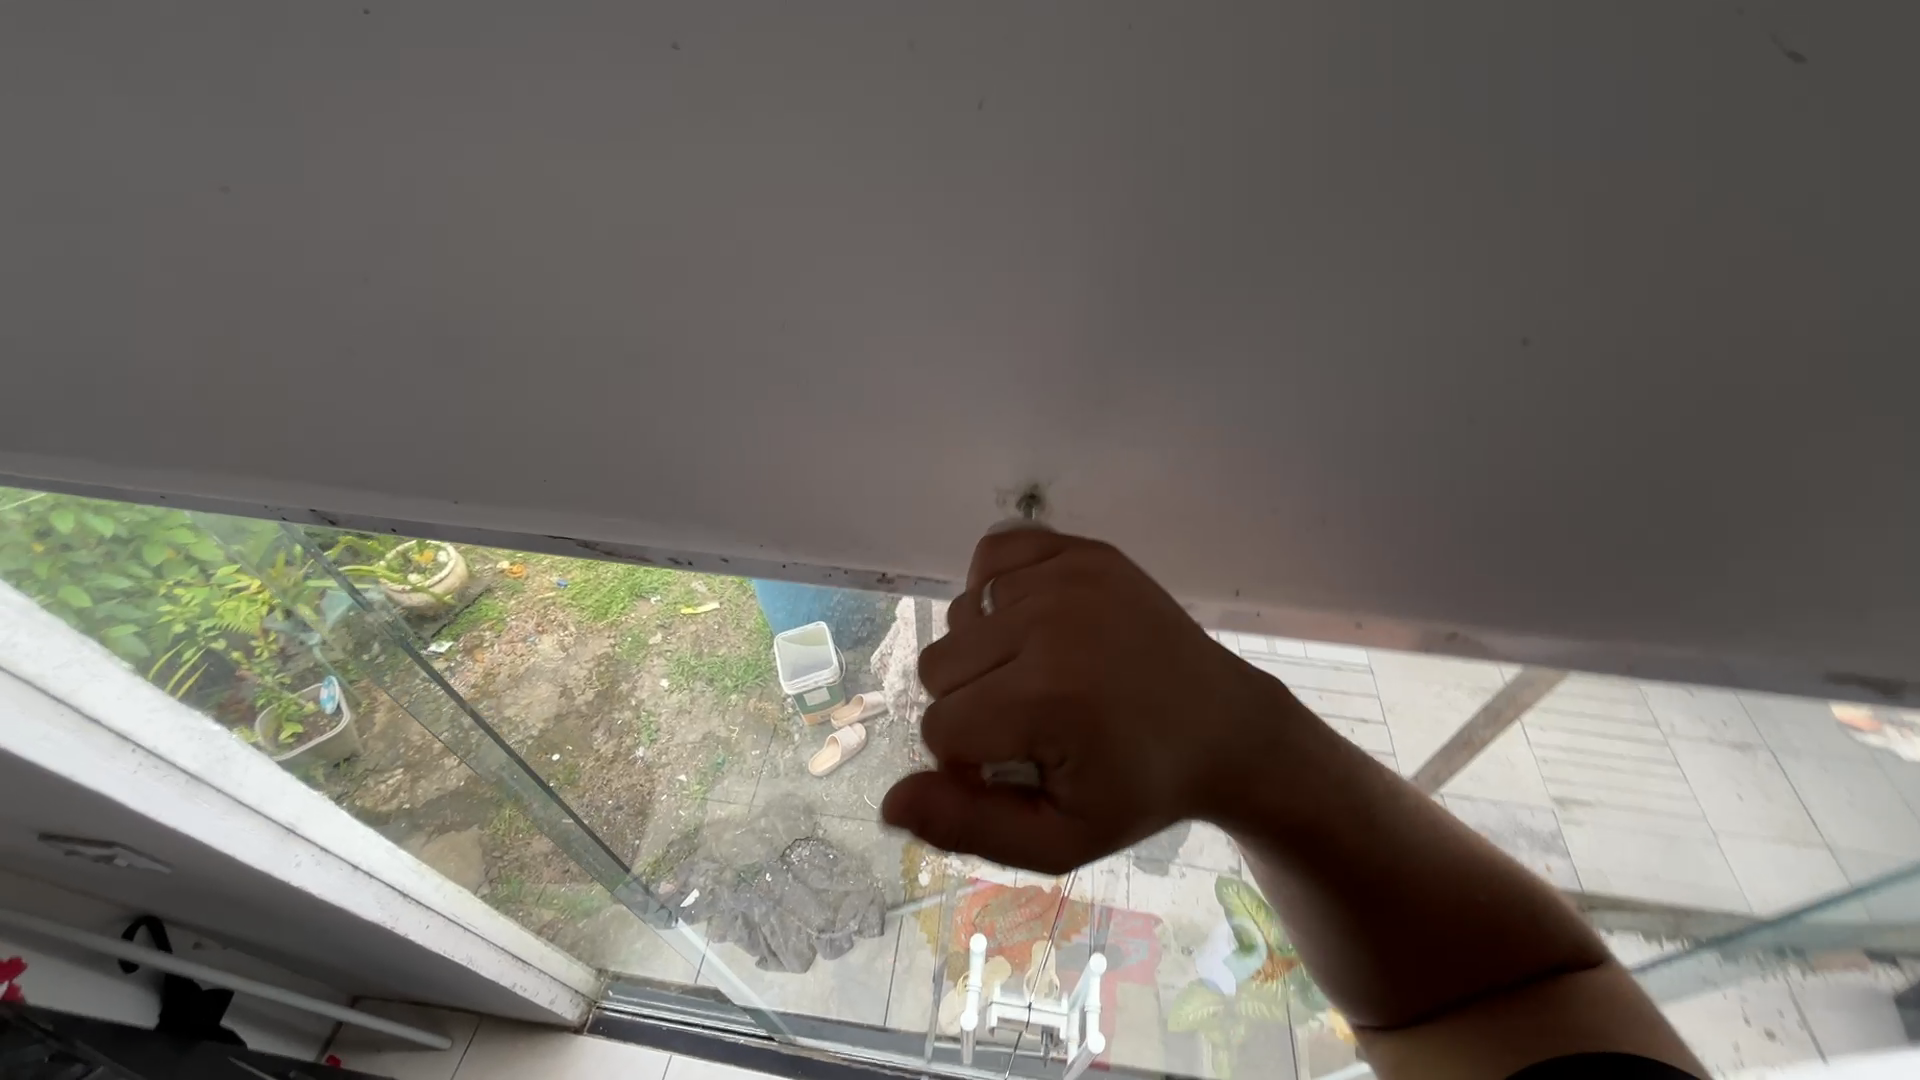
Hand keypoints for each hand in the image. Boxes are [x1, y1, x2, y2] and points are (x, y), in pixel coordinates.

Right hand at [880, 528, 1305, 872]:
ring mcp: (1067, 575)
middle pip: (936, 666)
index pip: (938, 730)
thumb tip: (889, 802)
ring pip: (957, 615)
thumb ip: (969, 827)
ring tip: (1040, 674)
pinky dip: (997, 591)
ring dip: (984, 653)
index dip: (968, 761)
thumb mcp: (1060, 839)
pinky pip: (993, 555)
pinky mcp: (1082, 549)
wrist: (1224, 726)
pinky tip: (1034, 623)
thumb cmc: (1138, 789)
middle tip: (1030, 722)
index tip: (1017, 766)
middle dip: (969, 705)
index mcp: (1046, 696)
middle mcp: (1049, 621)